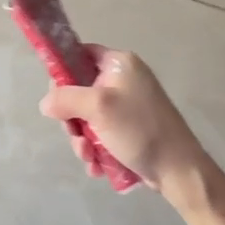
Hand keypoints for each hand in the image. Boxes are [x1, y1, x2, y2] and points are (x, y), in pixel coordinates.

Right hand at [38, 45, 210, 199]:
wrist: (179, 170)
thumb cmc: (139, 129)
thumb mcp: (98, 108)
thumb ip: (66, 98)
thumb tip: (45, 103)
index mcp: (119, 63)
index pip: (80, 54)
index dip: (63, 73)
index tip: (56, 98)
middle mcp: (123, 79)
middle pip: (80, 90)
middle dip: (73, 118)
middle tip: (76, 136)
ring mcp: (128, 105)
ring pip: (88, 116)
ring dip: (83, 139)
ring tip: (89, 157)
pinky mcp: (131, 129)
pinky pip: (102, 132)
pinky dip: (97, 148)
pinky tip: (98, 165)